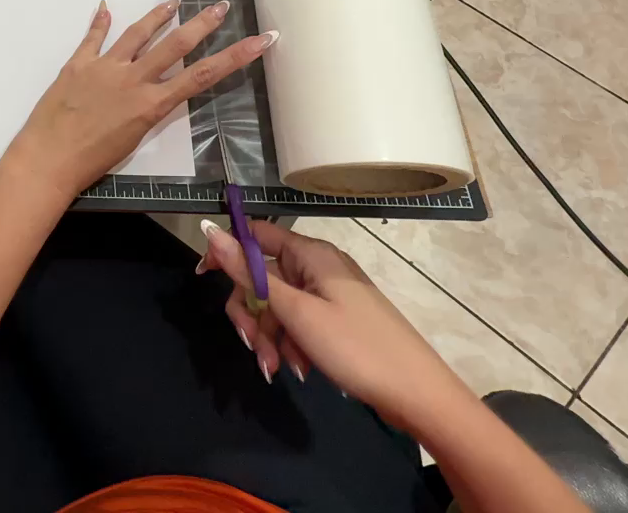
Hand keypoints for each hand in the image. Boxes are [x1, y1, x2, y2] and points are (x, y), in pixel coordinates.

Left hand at [0, 0, 275, 202]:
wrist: (50, 158)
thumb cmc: (93, 161)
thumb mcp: (133, 139)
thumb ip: (146, 111)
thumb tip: (153, 93)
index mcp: (152, 104)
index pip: (203, 75)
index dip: (236, 56)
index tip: (261, 39)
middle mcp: (133, 79)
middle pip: (175, 45)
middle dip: (202, 24)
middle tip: (221, 5)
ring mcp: (104, 67)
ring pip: (137, 34)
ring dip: (158, 15)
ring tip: (174, 0)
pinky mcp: (78, 63)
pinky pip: (92, 37)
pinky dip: (99, 21)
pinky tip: (105, 6)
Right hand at [200, 221, 478, 435]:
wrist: (421, 398)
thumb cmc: (356, 346)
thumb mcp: (295, 311)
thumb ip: (248, 272)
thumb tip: (209, 229)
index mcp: (310, 254)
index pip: (254, 234)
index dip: (226, 250)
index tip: (205, 277)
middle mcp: (317, 267)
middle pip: (261, 276)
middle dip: (250, 311)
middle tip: (249, 343)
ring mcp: (327, 294)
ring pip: (276, 304)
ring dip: (268, 335)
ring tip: (275, 368)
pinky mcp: (335, 319)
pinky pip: (296, 321)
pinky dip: (289, 343)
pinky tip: (296, 368)